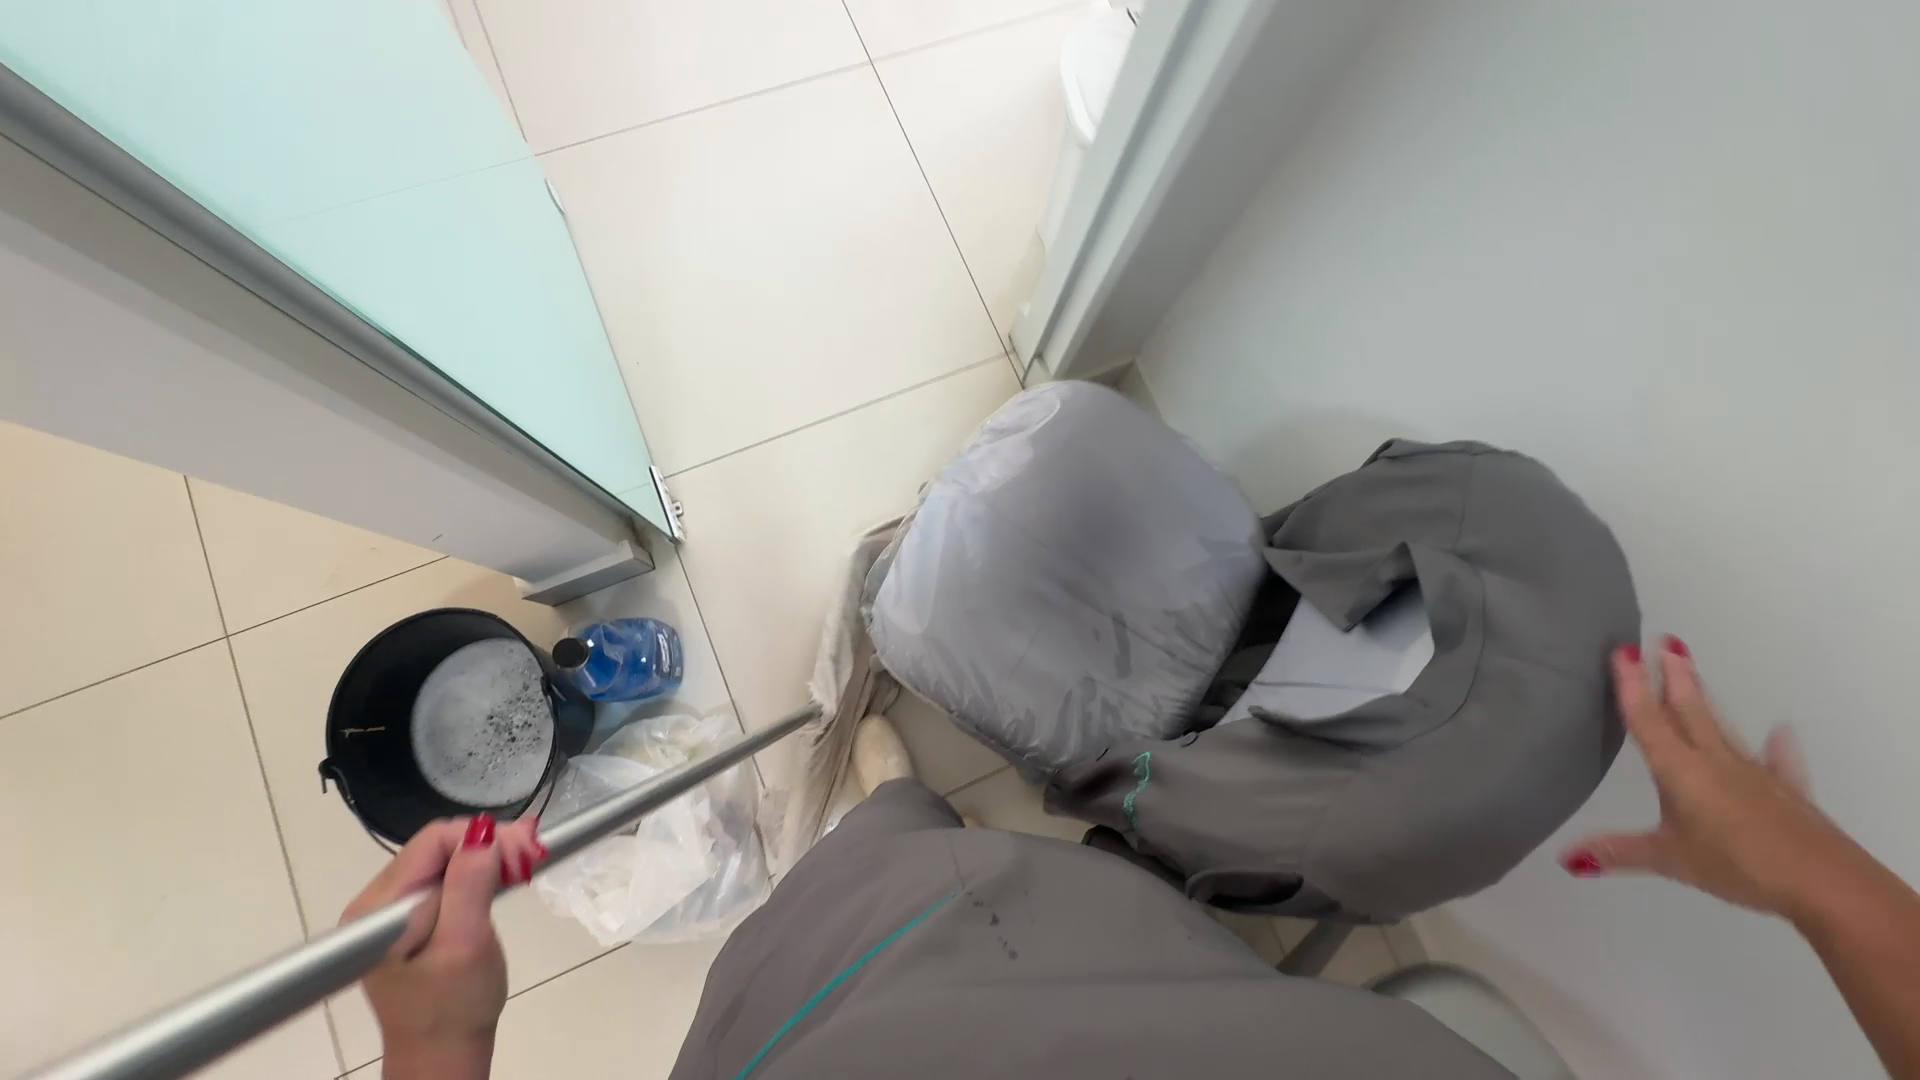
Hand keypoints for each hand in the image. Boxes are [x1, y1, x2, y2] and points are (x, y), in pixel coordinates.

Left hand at [341, 814, 547, 1077]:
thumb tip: (484, 832)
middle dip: (491, 846)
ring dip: (491, 858)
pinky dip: (482, 872)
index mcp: (380, 908)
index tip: (525, 853)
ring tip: (524, 869)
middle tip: (532, 860)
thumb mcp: (466, 944)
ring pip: (449, 856)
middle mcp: (379, 902)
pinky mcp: (413, 916)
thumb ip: (469, 885)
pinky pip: (449, 875)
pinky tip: (505, 879)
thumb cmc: (455, 1004)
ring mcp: (394, 909)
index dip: (484, 838)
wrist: (443, 1051)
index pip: (435, 840)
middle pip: (441, 845)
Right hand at [1561, 637, 1868, 918]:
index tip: (1625, 650)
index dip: (1632, 685)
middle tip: (1664, 642)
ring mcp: (1755, 775)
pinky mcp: (1787, 794)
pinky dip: (1778, 746)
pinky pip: (1779, 762)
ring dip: (1703, 698)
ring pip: (1720, 727)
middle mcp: (1714, 762)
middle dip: (1672, 677)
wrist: (1829, 887)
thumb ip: (1618, 852)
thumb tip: (1567, 858)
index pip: (1647, 719)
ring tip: (1692, 670)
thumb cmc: (1738, 864)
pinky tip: (1782, 730)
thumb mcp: (1669, 859)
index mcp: (1679, 770)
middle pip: (1687, 711)